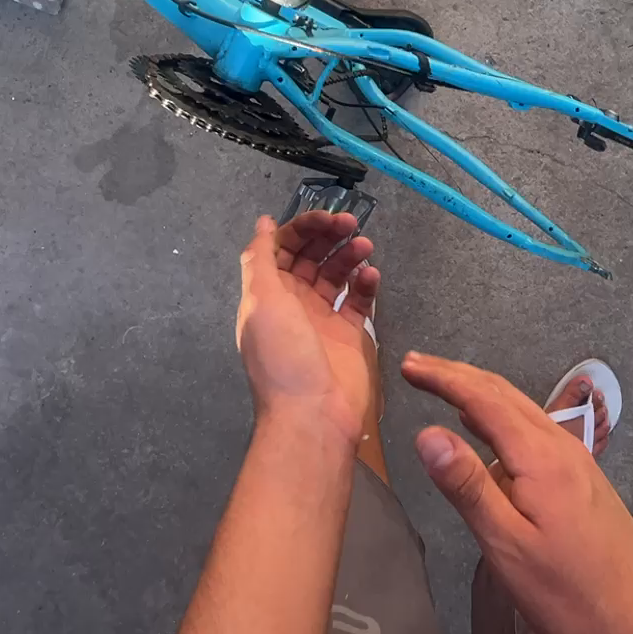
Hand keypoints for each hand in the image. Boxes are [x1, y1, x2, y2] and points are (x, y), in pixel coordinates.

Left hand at [235, 212, 380, 447]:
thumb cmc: (284, 354)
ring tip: (365, 246)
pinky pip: (359, 300)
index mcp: (268, 292)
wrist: (313, 415)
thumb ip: (260, 257)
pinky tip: (372, 275)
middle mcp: (293, 301)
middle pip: (311, 256)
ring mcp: (322, 318)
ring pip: (336, 273)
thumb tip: (263, 222)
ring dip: (349, 255)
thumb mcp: (261, 300)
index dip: (303, 228)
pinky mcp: (349, 334)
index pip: (283, 247)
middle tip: (351, 223)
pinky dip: (365, 284)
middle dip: (328, 236)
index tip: (327, 218)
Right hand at [402, 353, 632, 633]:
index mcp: (540, 455)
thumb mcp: (509, 546)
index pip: (482, 398)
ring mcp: (575, 459)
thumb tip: (426, 432)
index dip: (442, 377)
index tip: (408, 364)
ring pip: (520, 408)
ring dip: (478, 391)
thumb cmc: (570, 593)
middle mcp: (560, 444)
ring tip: (443, 386)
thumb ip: (468, 487)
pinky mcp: (582, 477)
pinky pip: (533, 428)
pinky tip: (487, 430)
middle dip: (456, 374)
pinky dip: (500, 415)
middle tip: (416, 365)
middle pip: (502, 392)